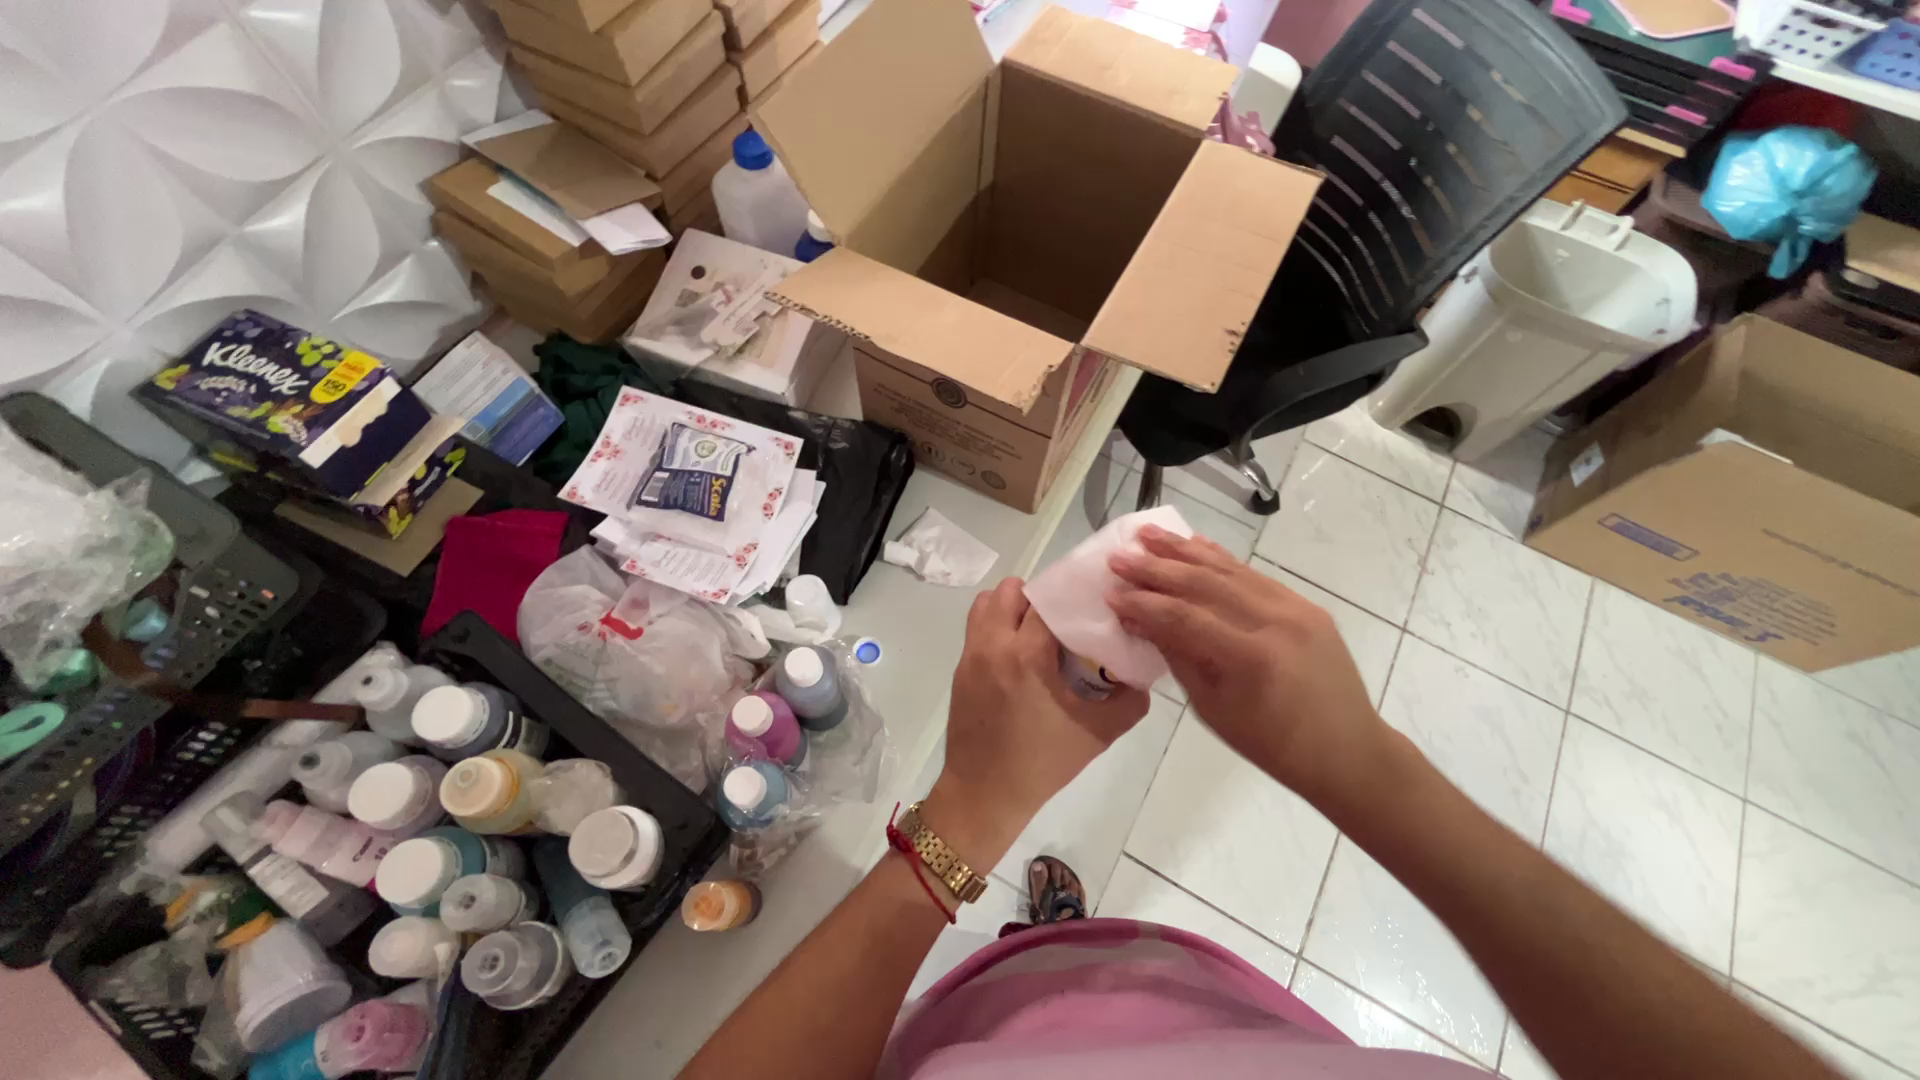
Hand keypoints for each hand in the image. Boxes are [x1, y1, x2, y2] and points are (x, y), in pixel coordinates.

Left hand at [925, 578, 1151, 868]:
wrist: (984, 794)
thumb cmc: (1042, 763)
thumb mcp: (1098, 734)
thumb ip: (1129, 700)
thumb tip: (1141, 675)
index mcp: (1026, 655)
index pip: (1047, 600)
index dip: (1070, 595)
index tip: (1091, 603)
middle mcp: (993, 645)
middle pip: (1011, 591)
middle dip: (1039, 597)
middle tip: (1063, 619)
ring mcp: (971, 656)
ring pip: (986, 604)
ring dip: (1012, 607)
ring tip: (1038, 632)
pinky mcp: (960, 671)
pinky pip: (977, 628)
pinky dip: (997, 626)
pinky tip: (1021, 655)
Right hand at [1107, 527, 1388, 804]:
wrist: (1346, 750)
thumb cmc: (1272, 745)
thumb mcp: (1213, 708)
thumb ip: (1177, 656)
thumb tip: (1139, 619)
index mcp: (1252, 658)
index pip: (1186, 618)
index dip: (1144, 604)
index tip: (1111, 593)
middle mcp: (1277, 622)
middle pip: (1205, 584)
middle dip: (1156, 569)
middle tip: (1118, 557)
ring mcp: (1296, 608)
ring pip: (1230, 570)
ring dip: (1184, 551)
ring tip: (1147, 533)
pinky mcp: (1304, 604)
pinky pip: (1253, 576)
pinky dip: (1220, 559)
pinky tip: (1193, 544)